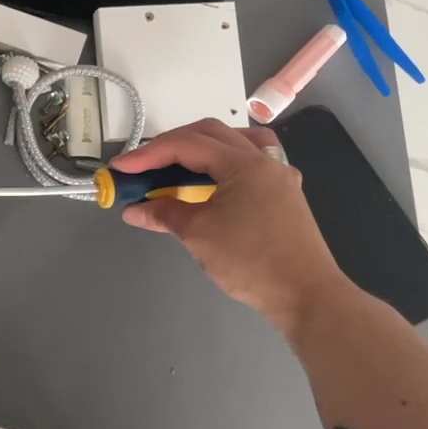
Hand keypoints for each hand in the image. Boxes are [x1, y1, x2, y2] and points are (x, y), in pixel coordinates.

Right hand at [113, 118, 349, 331]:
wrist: (307, 295)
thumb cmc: (250, 261)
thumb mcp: (198, 234)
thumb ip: (163, 214)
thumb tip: (132, 210)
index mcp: (243, 163)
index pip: (186, 145)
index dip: (148, 154)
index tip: (120, 168)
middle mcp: (264, 160)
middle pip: (210, 133)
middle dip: (171, 145)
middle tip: (143, 164)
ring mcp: (278, 175)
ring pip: (236, 141)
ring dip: (202, 146)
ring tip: (178, 164)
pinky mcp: (284, 193)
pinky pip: (252, 160)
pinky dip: (225, 161)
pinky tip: (215, 179)